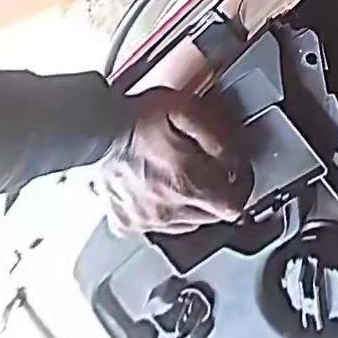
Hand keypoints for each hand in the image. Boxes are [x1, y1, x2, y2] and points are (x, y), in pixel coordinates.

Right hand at [100, 87, 252, 234]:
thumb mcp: (190, 111)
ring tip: (187, 177)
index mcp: (186, 183)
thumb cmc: (140, 118)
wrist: (95, 131)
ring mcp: (146, 220)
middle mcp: (167, 210)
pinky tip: (164, 189)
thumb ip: (219, 137)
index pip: (232, 206)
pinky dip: (169, 210)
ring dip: (196, 204)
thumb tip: (236, 159)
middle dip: (220, 195)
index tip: (239, 174)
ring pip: (190, 224)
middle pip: (213, 217)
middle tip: (214, 171)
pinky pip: (161, 226)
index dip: (242, 188)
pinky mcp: (127, 223)